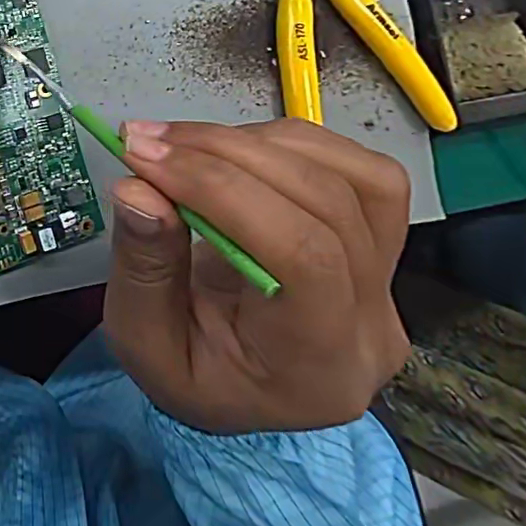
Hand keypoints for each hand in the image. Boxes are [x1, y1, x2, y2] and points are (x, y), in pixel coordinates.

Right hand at [105, 119, 411, 434]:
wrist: (235, 384)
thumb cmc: (190, 374)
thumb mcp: (141, 341)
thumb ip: (142, 267)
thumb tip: (137, 188)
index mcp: (318, 365)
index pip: (301, 255)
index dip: (221, 189)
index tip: (144, 158)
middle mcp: (374, 321)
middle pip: (327, 204)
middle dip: (225, 153)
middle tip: (146, 140)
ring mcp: (388, 279)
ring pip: (355, 176)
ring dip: (257, 142)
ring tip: (183, 145)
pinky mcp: (382, 243)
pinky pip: (359, 171)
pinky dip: (286, 143)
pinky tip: (231, 150)